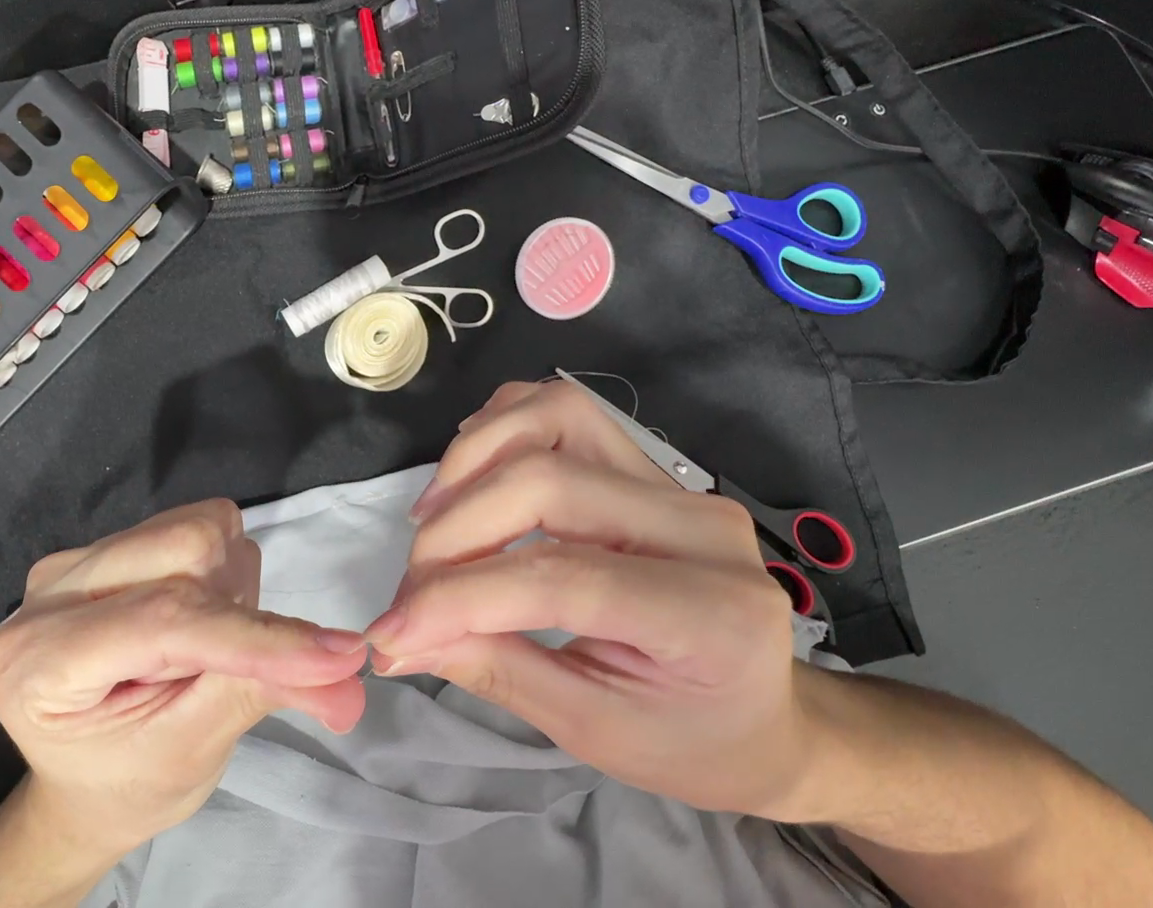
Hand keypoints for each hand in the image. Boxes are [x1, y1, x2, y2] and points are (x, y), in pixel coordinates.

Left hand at [0, 501, 369, 853]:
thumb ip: (260, 692)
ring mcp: (74, 562)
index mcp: (41, 662)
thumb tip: (348, 670)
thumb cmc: (127, 785)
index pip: (164, 621)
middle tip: (241, 663)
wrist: (86, 783)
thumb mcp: (191, 753)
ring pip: (193, 528)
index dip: (256, 635)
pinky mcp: (103, 547)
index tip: (340, 658)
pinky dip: (217, 572)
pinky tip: (195, 619)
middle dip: (239, 603)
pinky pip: (188, 526)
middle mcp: (47, 593)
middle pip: (183, 547)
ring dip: (230, 587)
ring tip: (208, 649)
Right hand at [365, 381, 815, 817]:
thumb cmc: (689, 741)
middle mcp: (700, 527)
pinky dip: (500, 428)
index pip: (557, 579)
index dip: (456, 598)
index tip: (388, 632)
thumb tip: (396, 638)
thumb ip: (493, 668)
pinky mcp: (649, 465)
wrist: (764, 715)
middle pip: (545, 483)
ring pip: (555, 416)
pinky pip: (564, 411)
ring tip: (431, 519)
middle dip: (453, 533)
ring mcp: (677, 483)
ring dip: (472, 458)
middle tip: (408, 590)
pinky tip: (470, 478)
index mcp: (708, 615)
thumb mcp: (592, 730)